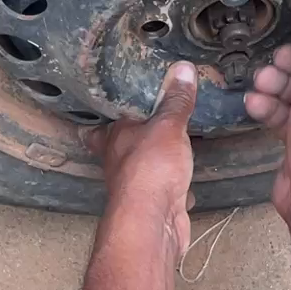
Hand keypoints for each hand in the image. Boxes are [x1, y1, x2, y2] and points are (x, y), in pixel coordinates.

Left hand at [90, 59, 197, 257]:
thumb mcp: (168, 125)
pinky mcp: (155, 206)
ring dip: (155, 163)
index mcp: (115, 138)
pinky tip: (186, 184)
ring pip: (144, 170)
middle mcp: (119, 162)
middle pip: (123, 147)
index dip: (108, 117)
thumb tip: (182, 68)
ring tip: (171, 147)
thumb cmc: (150, 168)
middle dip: (135, 139)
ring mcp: (136, 187)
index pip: (104, 124)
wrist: (154, 221)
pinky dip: (174, 188)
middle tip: (149, 125)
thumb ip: (176, 100)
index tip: (116, 108)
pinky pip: (165, 191)